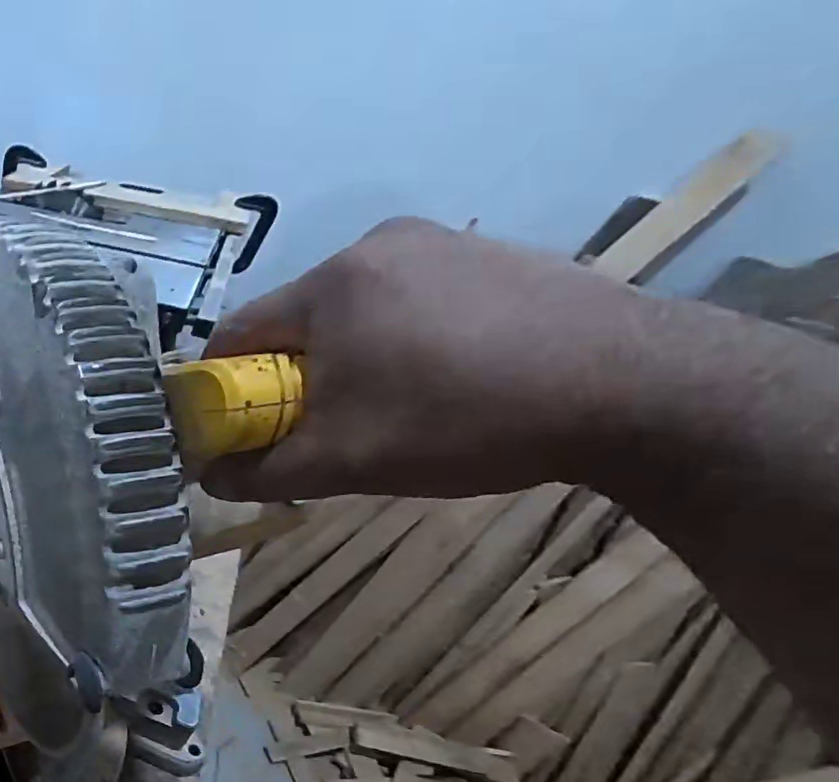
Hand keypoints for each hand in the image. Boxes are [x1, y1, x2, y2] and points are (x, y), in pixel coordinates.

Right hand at [200, 216, 656, 500]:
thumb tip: (208, 478)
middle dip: (290, 379)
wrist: (630, 386)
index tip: (234, 429)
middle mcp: (376, 245)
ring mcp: (437, 244)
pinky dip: (395, 344)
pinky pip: (408, 303)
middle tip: (316, 431)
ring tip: (384, 411)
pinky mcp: (484, 257)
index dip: (222, 387)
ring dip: (344, 363)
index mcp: (331, 284)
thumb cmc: (461, 420)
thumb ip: (264, 472)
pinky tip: (437, 382)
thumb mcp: (345, 460)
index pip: (240, 332)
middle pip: (297, 321)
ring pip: (353, 313)